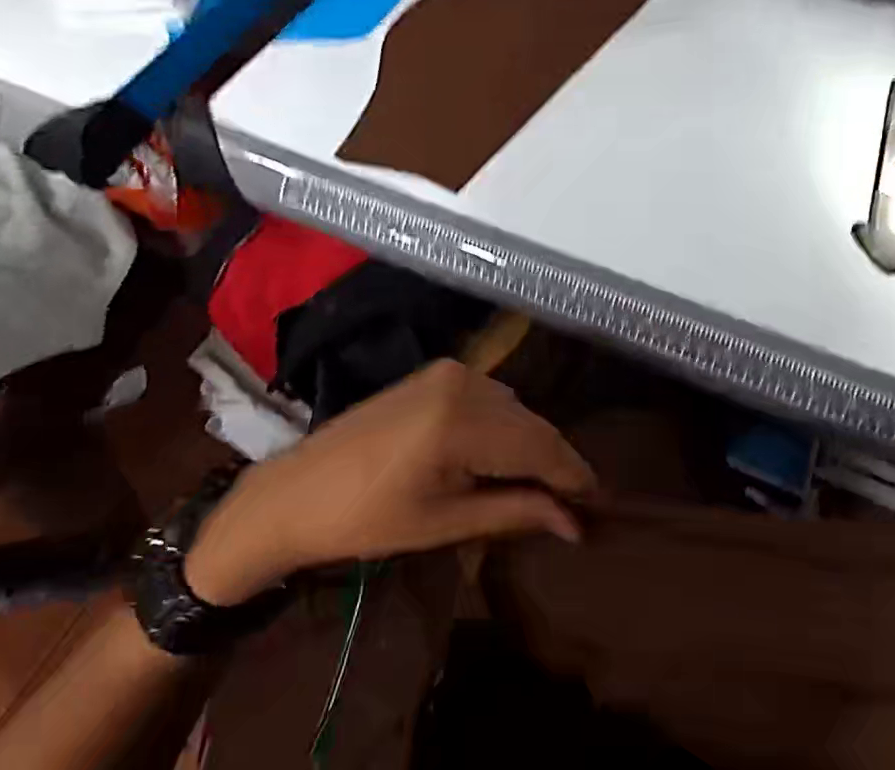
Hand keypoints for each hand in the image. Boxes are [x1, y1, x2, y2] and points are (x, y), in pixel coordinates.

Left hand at [183, 360, 596, 604]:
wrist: (295, 492)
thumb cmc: (366, 520)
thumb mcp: (447, 522)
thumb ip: (517, 511)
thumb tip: (576, 523)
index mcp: (462, 421)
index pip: (540, 446)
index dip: (574, 476)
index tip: (600, 504)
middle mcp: (464, 383)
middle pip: (533, 424)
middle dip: (557, 463)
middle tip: (576, 503)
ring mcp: (450, 371)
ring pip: (516, 409)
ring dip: (533, 444)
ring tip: (543, 486)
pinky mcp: (437, 372)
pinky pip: (493, 398)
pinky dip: (508, 426)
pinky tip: (507, 456)